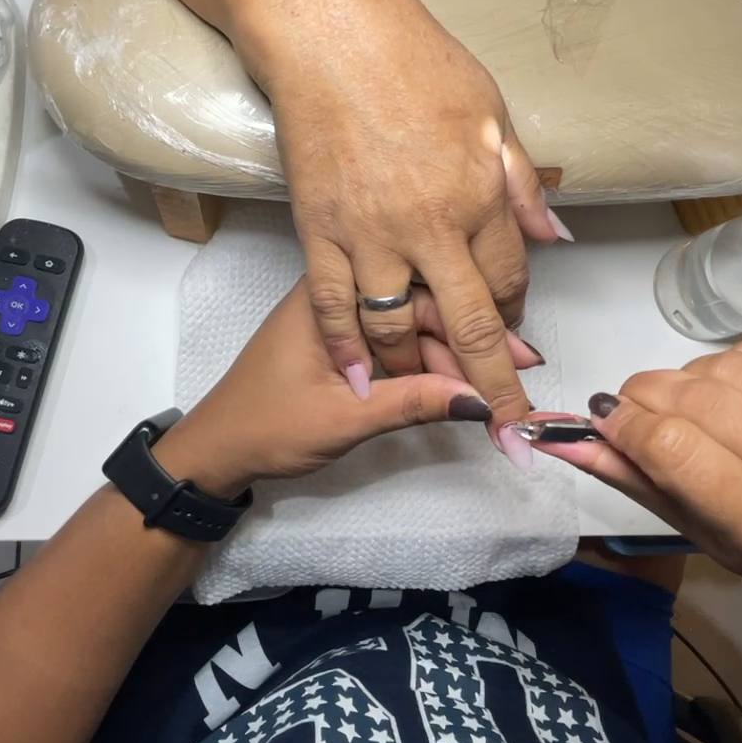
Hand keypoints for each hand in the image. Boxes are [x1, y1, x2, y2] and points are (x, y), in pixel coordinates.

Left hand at [153, 279, 543, 495]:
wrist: (216, 447)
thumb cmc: (268, 425)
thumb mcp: (345, 417)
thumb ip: (414, 402)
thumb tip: (482, 400)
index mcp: (331, 296)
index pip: (420, 302)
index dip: (472, 334)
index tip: (518, 359)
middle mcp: (340, 294)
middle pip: (422, 310)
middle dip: (471, 345)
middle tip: (525, 370)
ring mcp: (343, 318)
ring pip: (413, 328)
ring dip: (454, 358)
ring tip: (502, 383)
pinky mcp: (344, 342)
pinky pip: (396, 344)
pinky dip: (427, 366)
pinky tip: (459, 384)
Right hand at [244, 0, 564, 433]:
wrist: (326, 39)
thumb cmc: (412, 62)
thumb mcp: (489, 110)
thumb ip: (519, 181)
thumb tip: (554, 233)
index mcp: (478, 196)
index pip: (511, 280)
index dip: (519, 317)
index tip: (521, 341)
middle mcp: (430, 229)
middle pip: (470, 325)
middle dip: (497, 387)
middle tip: (512, 432)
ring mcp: (370, 236)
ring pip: (399, 327)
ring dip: (420, 370)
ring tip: (435, 395)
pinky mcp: (320, 235)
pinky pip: (335, 307)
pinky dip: (347, 349)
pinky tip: (359, 380)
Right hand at [532, 342, 741, 583]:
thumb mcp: (681, 522)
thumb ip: (623, 473)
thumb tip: (558, 435)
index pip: (678, 449)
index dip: (630, 424)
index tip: (606, 417)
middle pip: (706, 402)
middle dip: (651, 393)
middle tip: (634, 403)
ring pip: (734, 368)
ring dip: (690, 375)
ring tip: (687, 401)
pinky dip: (732, 362)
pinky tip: (732, 391)